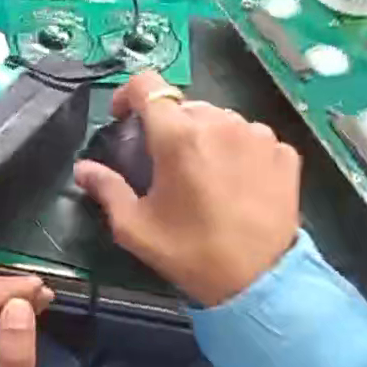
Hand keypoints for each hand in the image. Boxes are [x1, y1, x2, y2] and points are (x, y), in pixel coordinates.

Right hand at [74, 74, 301, 306]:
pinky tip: (232, 183)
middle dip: (166, 126)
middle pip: (182, 105)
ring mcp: (257, 135)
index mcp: (177, 136)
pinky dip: (235, 151)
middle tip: (161, 162)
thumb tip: (83, 169)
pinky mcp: (284, 152)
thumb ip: (106, 188)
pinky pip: (250, 137)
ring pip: (218, 119)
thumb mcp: (133, 226)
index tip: (122, 117)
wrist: (257, 281)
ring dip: (202, 137)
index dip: (127, 95)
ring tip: (200, 174)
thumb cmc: (187, 252)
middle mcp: (220, 123)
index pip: (147, 85)